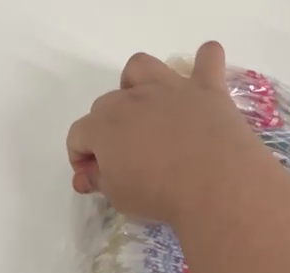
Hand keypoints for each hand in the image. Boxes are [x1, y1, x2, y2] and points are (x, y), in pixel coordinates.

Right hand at [66, 42, 265, 227]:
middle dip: (105, 129)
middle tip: (120, 158)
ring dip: (136, 84)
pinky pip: (207, 58)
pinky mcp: (206, 87)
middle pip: (106, 104)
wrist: (212, 182)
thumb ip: (98, 181)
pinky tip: (199, 84)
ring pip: (141, 67)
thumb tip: (86, 176)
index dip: (80, 157)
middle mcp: (132, 98)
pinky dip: (203, 64)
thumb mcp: (118, 197)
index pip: (77, 134)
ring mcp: (170, 87)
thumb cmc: (157, 195)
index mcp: (104, 126)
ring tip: (145, 110)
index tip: (93, 177)